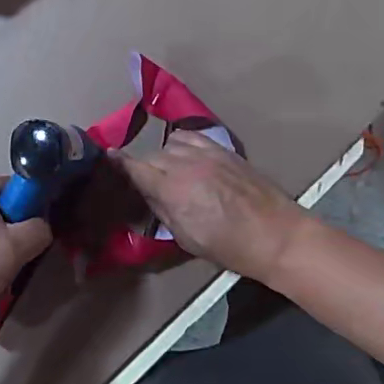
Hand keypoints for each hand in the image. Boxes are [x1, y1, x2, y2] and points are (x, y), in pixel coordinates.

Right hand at [117, 129, 308, 282]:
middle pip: (151, 156)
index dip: (119, 162)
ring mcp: (205, 153)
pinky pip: (192, 137)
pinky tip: (186, 154)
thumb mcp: (186, 238)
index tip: (108, 156)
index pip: (135, 168)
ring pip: (171, 145)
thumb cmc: (229, 246)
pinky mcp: (223, 149)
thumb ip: (163, 211)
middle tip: (148, 182)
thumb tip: (149, 193)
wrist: (276, 234)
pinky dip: (182, 143)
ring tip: (170, 170)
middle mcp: (185, 165)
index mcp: (172, 189)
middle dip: (145, 167)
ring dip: (164, 156)